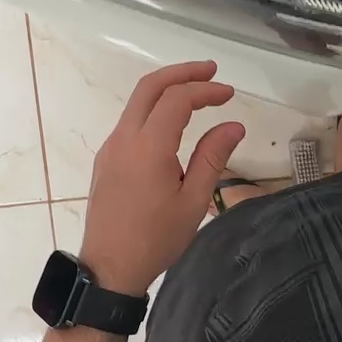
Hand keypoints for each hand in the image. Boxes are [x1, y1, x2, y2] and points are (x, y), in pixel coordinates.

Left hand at [79, 61, 245, 295]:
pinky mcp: (106, 159)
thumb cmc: (155, 240)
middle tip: (212, 71)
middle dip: (182, 73)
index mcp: (148, 147)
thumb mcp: (193, 202)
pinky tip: (174, 121)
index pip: (177, 99)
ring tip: (197, 92)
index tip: (230, 95)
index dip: (205, 90)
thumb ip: (213, 158)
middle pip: (150, 86)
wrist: (108, 269)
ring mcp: (111, 147)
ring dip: (167, 89)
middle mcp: (124, 138)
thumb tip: (234, 126)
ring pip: (137, 102)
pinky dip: (154, 108)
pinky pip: (131, 120)